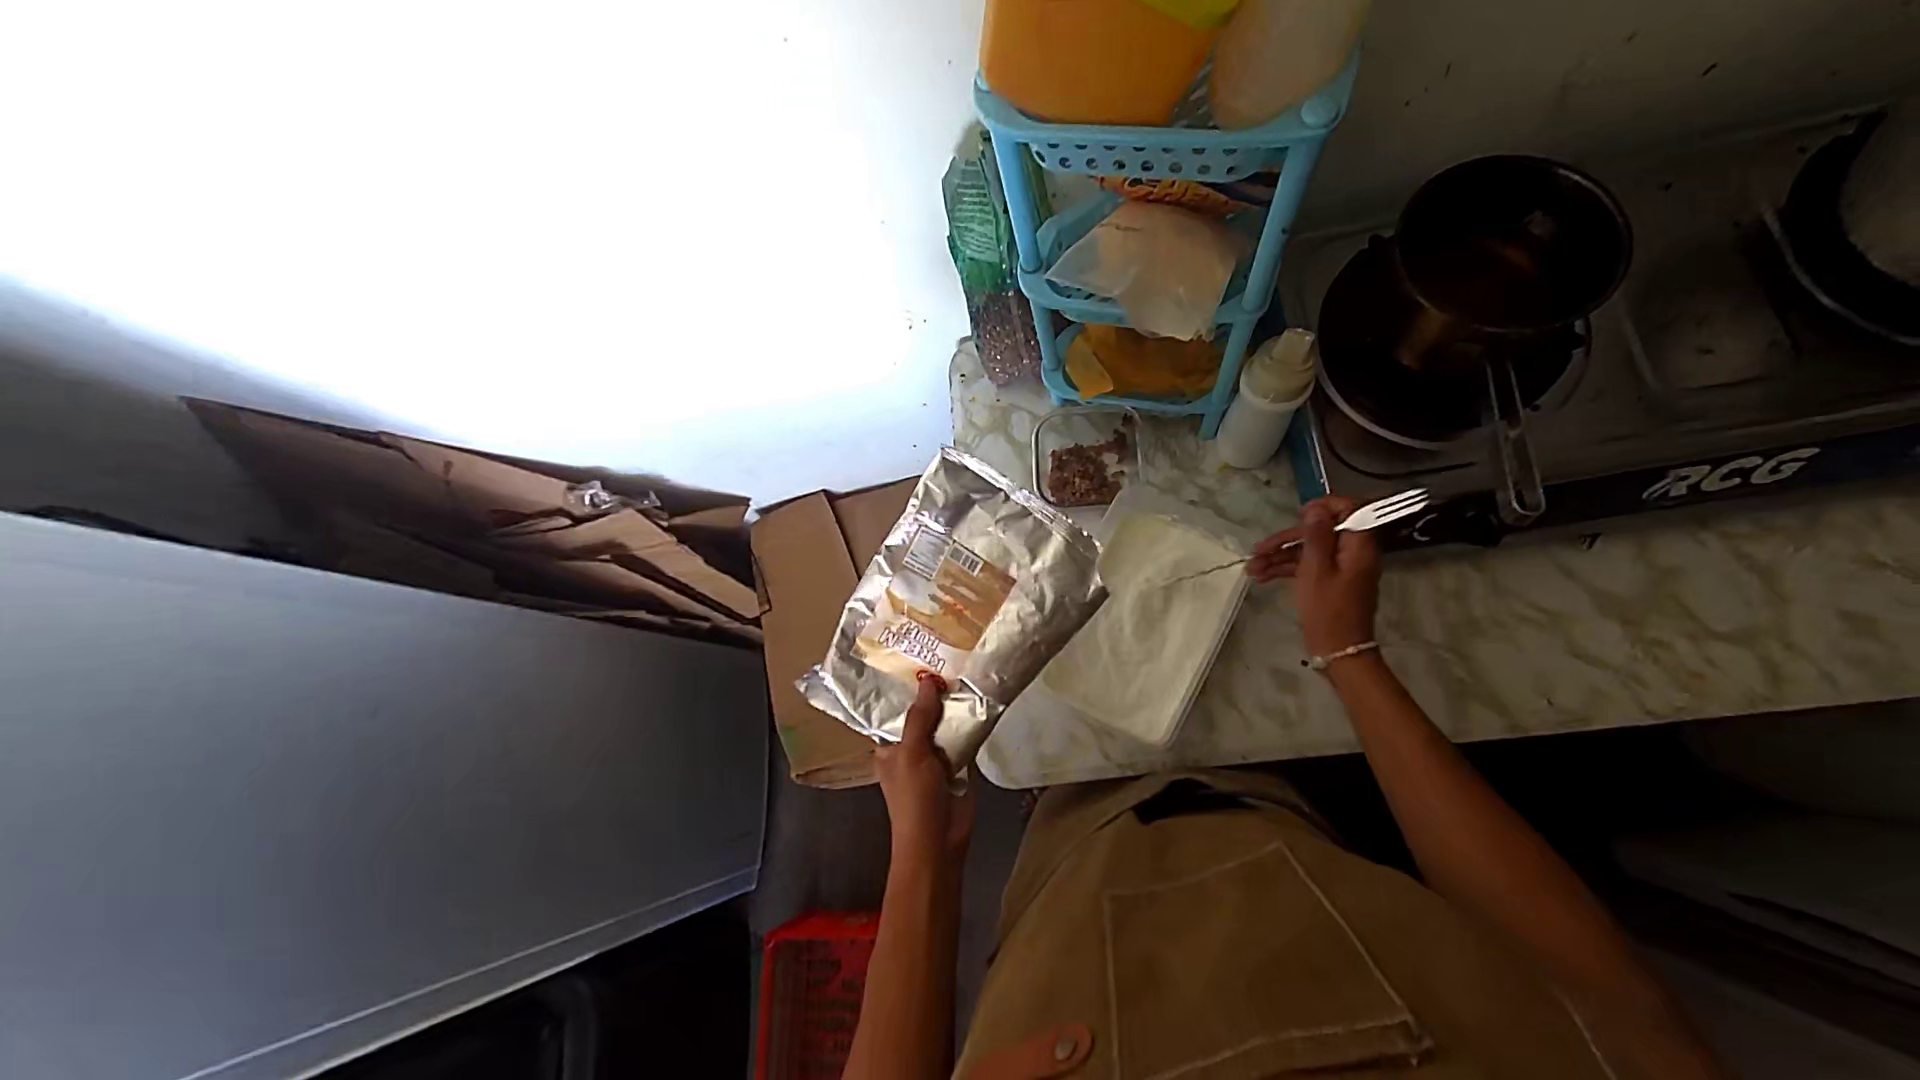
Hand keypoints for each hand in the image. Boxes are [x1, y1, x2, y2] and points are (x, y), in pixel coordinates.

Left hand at [874, 672, 976, 865]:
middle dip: (934, 694)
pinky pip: (964, 737)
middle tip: (949, 657)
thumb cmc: (915, 799)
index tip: (917, 658)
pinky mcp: (958, 764)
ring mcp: (935, 757)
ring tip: (967, 670)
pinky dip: (971, 723)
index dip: (904, 688)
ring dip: (954, 707)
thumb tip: (927, 681)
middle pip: (923, 714)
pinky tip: (980, 698)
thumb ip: (920, 718)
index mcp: (889, 746)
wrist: (940, 842)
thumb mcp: (912, 754)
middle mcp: (910, 748)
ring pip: (945, 724)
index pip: (894, 710)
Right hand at [1247, 496, 1381, 656]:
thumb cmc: (1327, 609)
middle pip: (1321, 532)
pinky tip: (1262, 577)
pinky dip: (1286, 569)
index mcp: (1358, 546)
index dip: (1325, 507)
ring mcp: (1341, 568)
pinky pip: (1308, 567)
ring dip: (1280, 556)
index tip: (1300, 513)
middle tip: (1260, 548)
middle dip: (1288, 539)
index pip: (1350, 510)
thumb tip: (1317, 509)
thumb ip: (1316, 536)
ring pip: (1309, 551)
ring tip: (1252, 568)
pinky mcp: (1330, 582)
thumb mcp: (1316, 569)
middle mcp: (1352, 553)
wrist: (1338, 650)